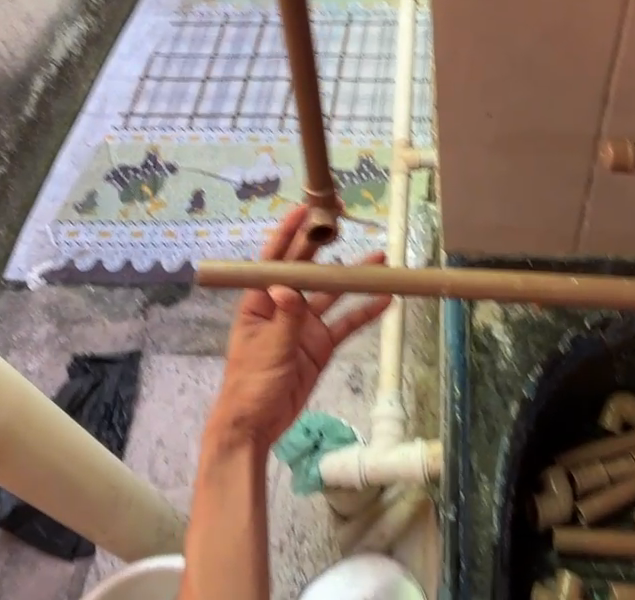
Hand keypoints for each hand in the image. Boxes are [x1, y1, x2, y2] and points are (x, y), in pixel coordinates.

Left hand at [210, 206, 391, 449]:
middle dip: (325, 245)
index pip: (275, 258)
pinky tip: (384, 300)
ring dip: (353, 278)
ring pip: (332, 294)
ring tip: (380, 260)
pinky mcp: (321, 346)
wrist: (256, 426)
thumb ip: (284, 318)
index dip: (289, 232)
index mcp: (260, 300)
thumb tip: (289, 287)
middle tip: (345, 220)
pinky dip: (364, 313)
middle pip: (307, 269)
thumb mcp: (267, 349)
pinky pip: (345, 324)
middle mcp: (283, 305)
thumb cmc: (250, 384)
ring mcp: (304, 325)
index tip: (305, 208)